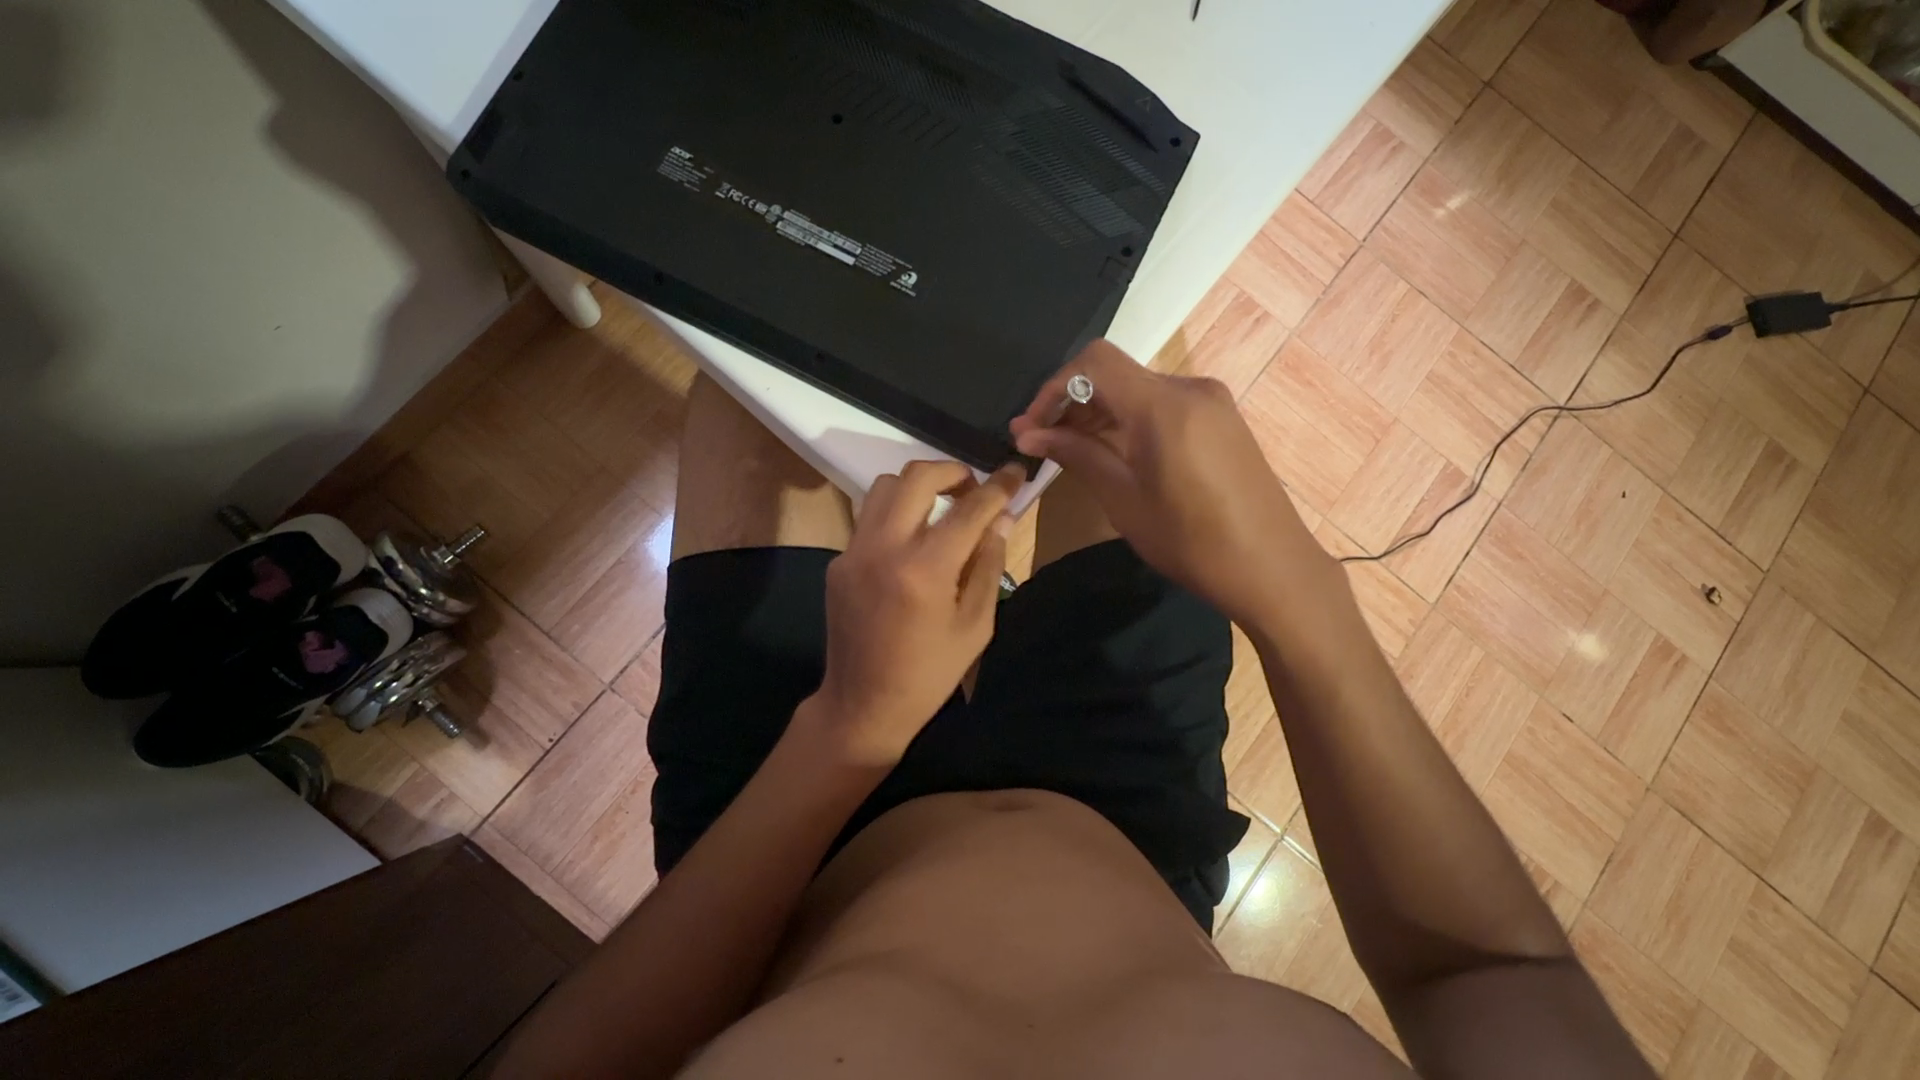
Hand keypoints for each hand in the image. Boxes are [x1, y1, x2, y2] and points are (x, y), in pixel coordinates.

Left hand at [807, 461, 1021, 765]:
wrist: (863, 705)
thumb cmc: (929, 674)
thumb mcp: (976, 626)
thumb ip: (988, 565)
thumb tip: (1000, 518)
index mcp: (924, 570)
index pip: (968, 508)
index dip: (998, 487)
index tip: (1015, 472)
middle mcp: (883, 548)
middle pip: (917, 477)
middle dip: (953, 472)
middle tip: (973, 490)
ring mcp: (853, 552)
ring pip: (883, 487)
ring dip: (917, 487)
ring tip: (940, 510)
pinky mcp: (838, 562)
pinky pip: (868, 519)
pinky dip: (895, 516)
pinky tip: (912, 544)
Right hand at [1010, 340, 1325, 624]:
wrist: (1273, 568)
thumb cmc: (1192, 542)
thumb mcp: (1124, 500)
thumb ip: (1077, 455)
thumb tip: (1028, 433)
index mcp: (1164, 405)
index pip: (1094, 362)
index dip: (1053, 387)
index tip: (1031, 426)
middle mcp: (1190, 389)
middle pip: (1116, 373)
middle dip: (1072, 402)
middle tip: (1041, 443)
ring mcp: (1212, 402)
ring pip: (1139, 389)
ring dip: (1101, 413)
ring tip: (1072, 453)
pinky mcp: (1223, 419)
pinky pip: (1165, 405)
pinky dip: (1131, 420)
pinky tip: (1117, 455)